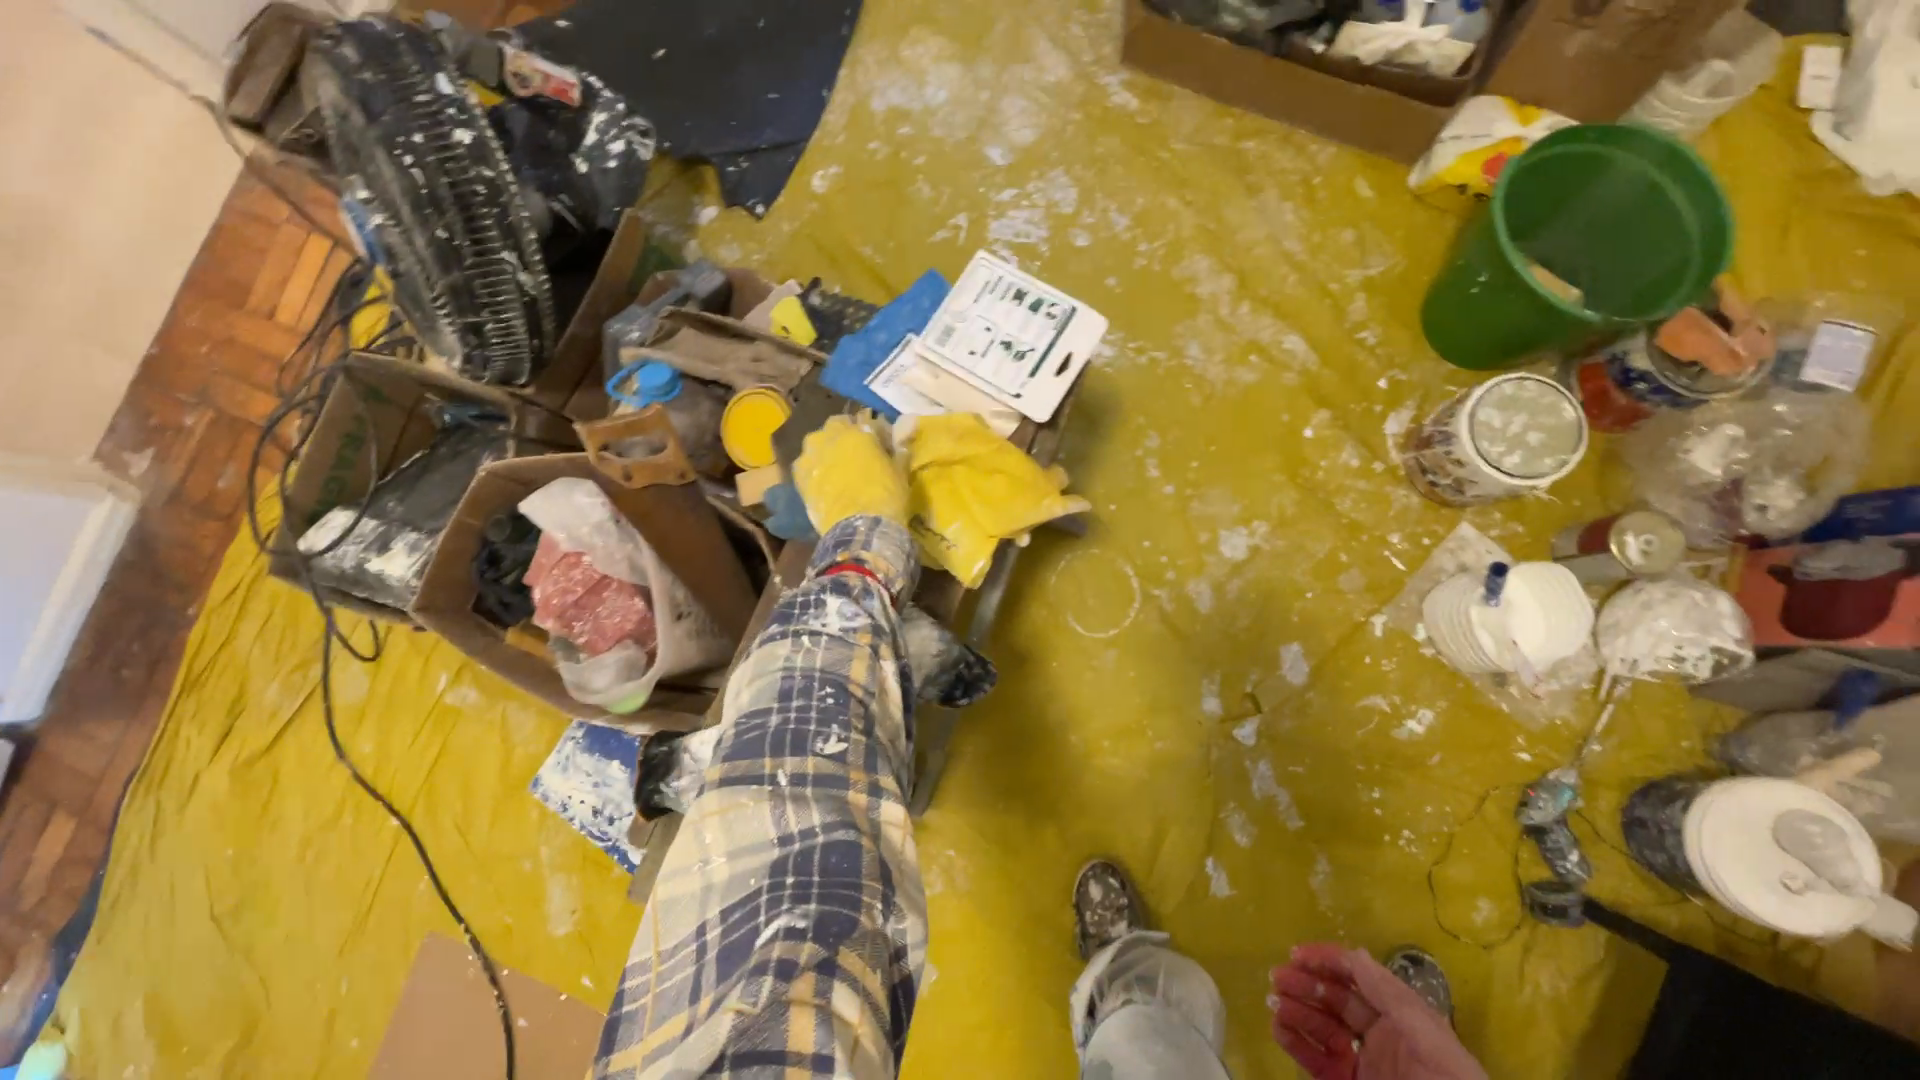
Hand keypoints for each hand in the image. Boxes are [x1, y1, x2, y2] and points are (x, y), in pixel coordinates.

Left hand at [793, 414, 908, 530]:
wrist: (860, 529)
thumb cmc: (886, 497)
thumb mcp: (900, 473)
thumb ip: (898, 453)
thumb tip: (901, 444)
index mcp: (857, 431)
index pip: (866, 421)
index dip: (874, 432)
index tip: (881, 443)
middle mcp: (830, 437)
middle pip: (835, 426)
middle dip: (844, 434)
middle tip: (855, 451)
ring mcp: (811, 456)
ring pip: (816, 444)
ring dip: (826, 449)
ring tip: (836, 466)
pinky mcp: (799, 478)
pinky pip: (806, 466)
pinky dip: (814, 469)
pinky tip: (823, 481)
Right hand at [1270, 945, 1486, 1079]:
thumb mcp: (1428, 1039)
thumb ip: (1391, 997)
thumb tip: (1356, 955)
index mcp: (1404, 1018)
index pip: (1361, 978)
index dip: (1329, 961)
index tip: (1296, 954)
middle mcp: (1382, 1036)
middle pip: (1338, 1000)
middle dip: (1307, 984)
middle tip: (1277, 978)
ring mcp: (1365, 1064)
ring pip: (1323, 1028)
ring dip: (1297, 1011)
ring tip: (1274, 1003)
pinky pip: (1317, 1061)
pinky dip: (1296, 1043)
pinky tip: (1279, 1029)